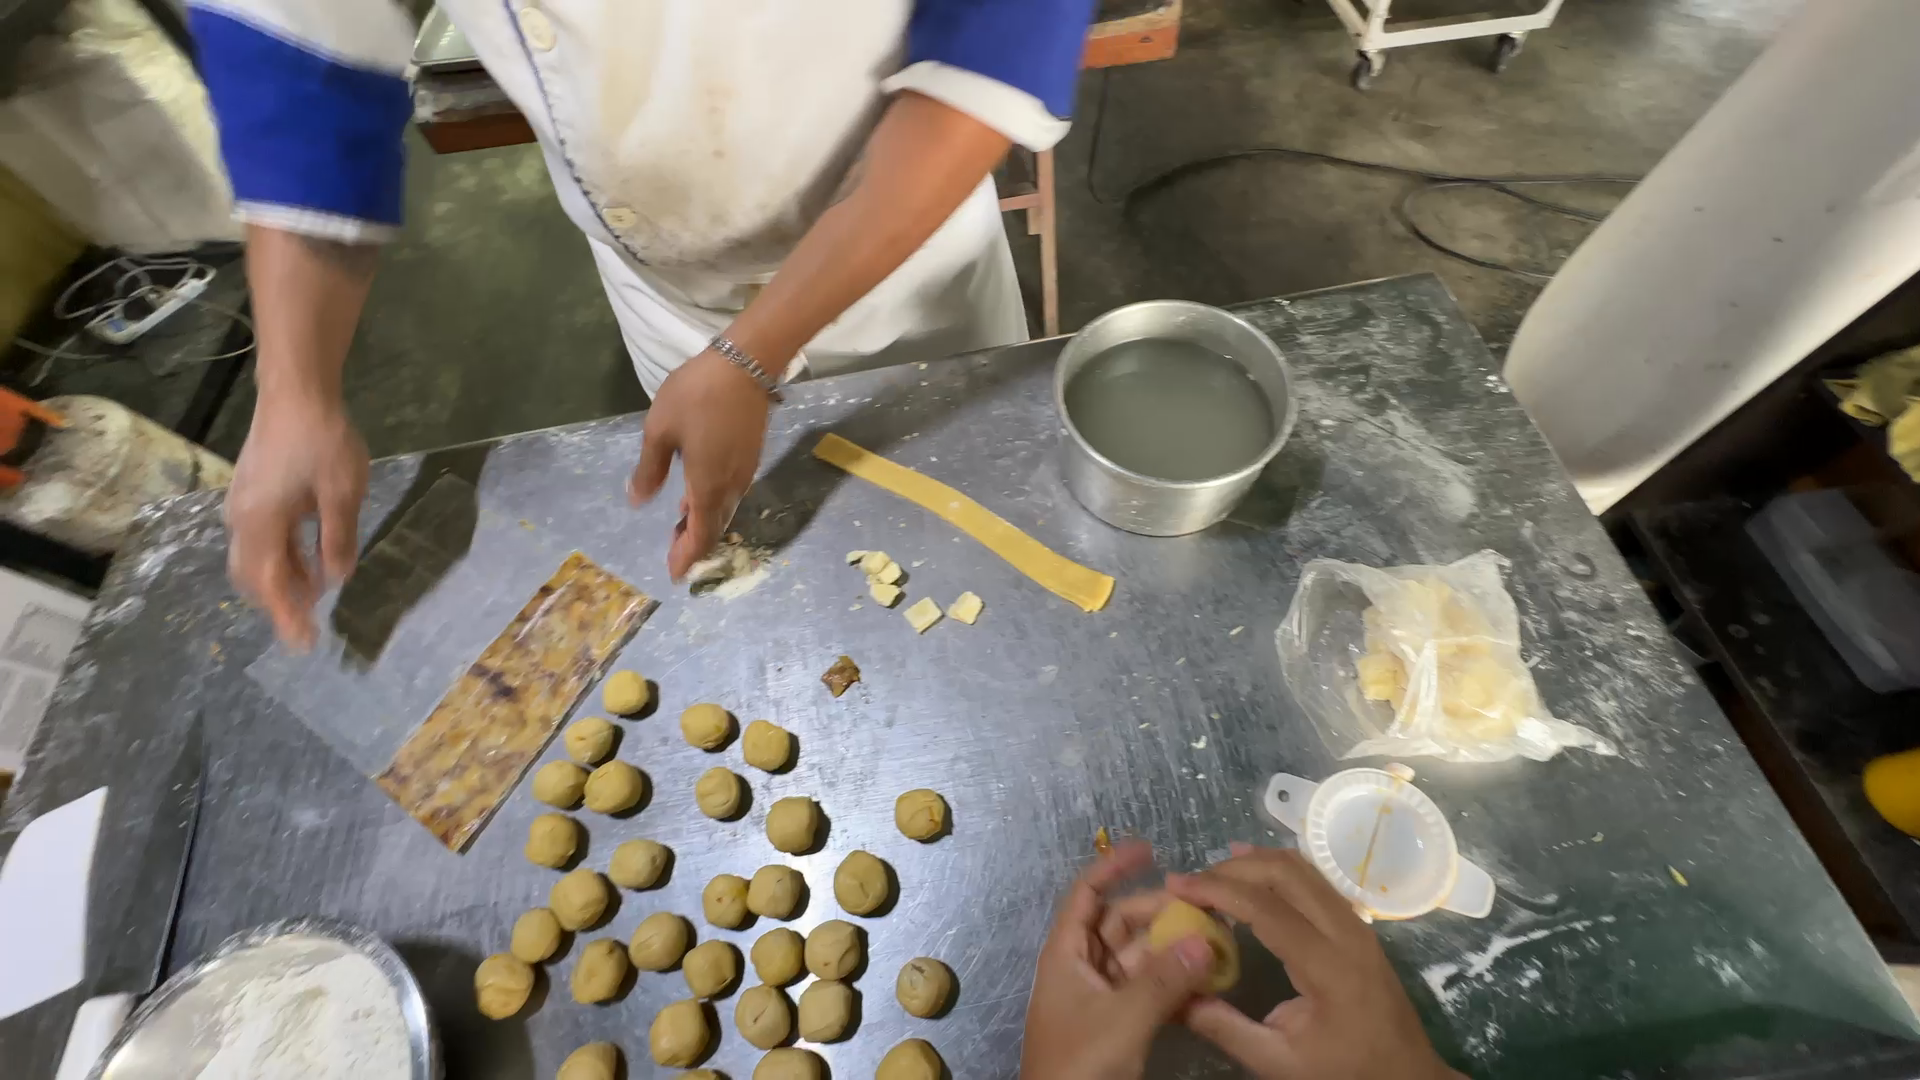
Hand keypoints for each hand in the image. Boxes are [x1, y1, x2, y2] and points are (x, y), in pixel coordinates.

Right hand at [224, 393, 367, 649]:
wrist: (296, 396)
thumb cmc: (324, 444)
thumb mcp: (343, 495)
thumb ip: (337, 539)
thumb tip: (336, 580)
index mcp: (261, 523)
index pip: (270, 583)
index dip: (287, 615)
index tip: (303, 643)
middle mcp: (242, 519)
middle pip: (254, 575)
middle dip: (280, 603)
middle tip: (309, 626)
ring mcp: (244, 505)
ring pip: (257, 558)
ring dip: (283, 581)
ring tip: (314, 601)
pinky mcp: (254, 493)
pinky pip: (264, 539)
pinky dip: (284, 559)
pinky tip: (309, 563)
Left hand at [630, 348, 770, 579]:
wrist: (745, 366)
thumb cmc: (696, 396)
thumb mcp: (660, 430)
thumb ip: (650, 470)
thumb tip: (639, 501)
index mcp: (707, 485)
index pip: (700, 534)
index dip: (687, 556)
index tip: (674, 573)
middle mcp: (730, 487)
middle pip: (714, 526)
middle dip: (694, 544)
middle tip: (673, 553)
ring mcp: (744, 472)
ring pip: (723, 510)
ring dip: (703, 523)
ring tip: (681, 527)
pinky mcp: (749, 458)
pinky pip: (729, 493)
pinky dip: (712, 504)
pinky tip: (697, 496)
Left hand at [1021, 841, 1219, 1079]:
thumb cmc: (1080, 1063)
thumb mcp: (1122, 1019)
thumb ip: (1165, 980)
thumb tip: (1204, 938)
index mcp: (1068, 950)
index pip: (1088, 892)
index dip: (1114, 866)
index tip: (1150, 850)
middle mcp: (1083, 964)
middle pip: (1120, 922)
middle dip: (1159, 912)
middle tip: (1205, 907)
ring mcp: (1100, 996)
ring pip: (1139, 959)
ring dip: (1173, 950)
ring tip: (1216, 941)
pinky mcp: (1117, 1026)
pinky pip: (1148, 992)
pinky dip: (1173, 986)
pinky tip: (1207, 983)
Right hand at [1169, 843, 1460, 1079]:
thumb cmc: (1346, 1074)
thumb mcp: (1281, 1064)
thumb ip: (1226, 1028)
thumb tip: (1174, 994)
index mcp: (1330, 969)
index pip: (1264, 907)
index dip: (1216, 889)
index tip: (1176, 886)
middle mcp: (1347, 933)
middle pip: (1282, 872)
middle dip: (1230, 869)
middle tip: (1192, 882)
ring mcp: (1356, 922)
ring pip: (1299, 865)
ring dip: (1252, 862)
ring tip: (1212, 875)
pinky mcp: (1357, 921)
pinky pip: (1312, 876)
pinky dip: (1275, 866)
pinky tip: (1250, 870)